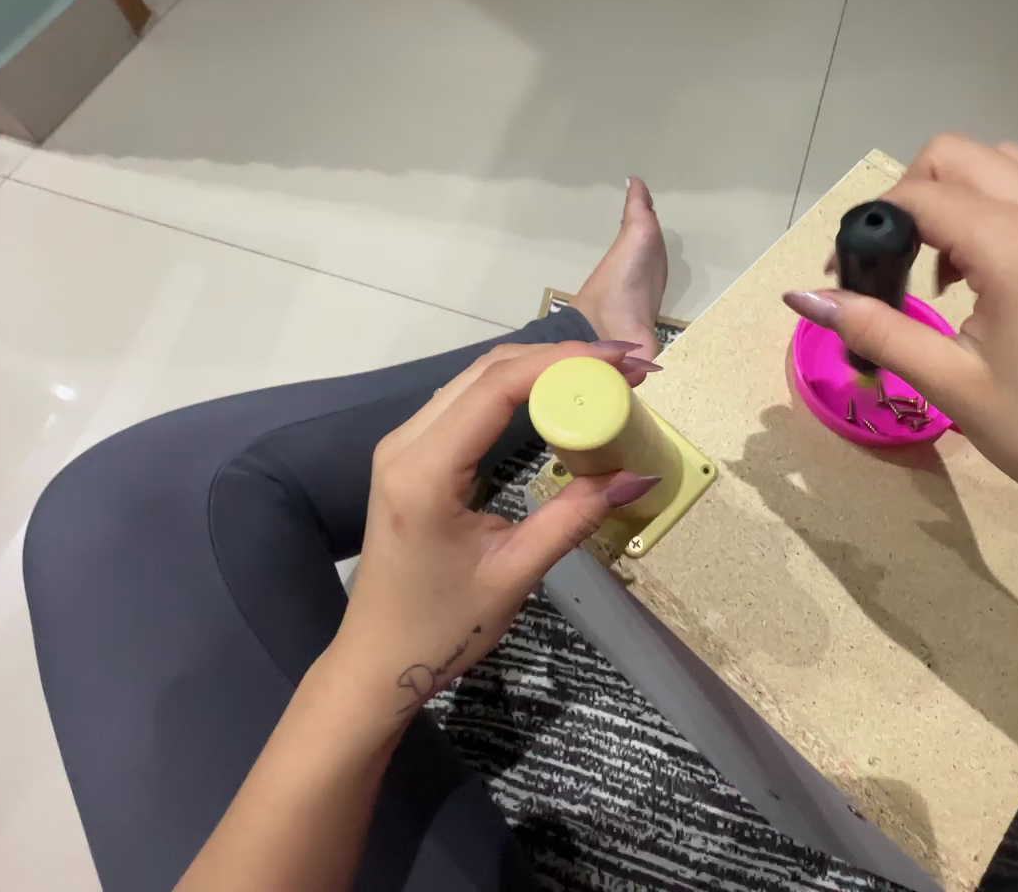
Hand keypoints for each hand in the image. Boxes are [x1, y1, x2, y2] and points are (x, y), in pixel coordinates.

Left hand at [322, 341, 661, 725]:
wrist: (378, 659)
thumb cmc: (441, 626)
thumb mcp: (516, 572)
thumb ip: (575, 516)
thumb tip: (639, 476)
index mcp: (425, 471)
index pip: (497, 388)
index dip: (563, 362)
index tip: (621, 361)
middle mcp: (406, 442)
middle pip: (488, 371)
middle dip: (559, 358)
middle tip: (623, 367)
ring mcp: (404, 443)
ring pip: (477, 379)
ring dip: (539, 369)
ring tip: (600, 376)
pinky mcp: (412, 453)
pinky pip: (468, 401)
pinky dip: (517, 389)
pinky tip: (555, 395)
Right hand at [784, 135, 1017, 543]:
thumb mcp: (952, 385)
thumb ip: (874, 328)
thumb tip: (800, 297)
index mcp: (1016, 244)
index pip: (916, 195)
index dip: (866, 229)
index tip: (846, 280)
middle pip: (955, 154)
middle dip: (906, 199)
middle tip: (890, 268)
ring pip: (999, 164)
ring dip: (952, 198)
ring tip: (939, 272)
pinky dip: (992, 209)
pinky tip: (985, 278)